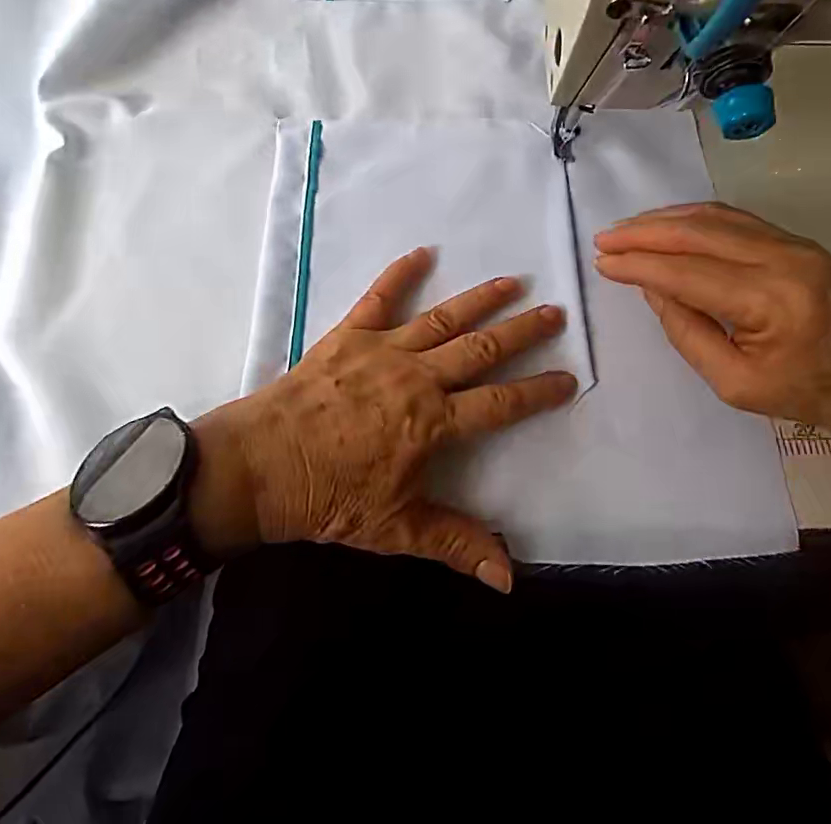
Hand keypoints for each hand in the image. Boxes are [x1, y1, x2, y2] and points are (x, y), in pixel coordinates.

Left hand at [189, 247, 577, 591]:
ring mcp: (380, 351)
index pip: (501, 404)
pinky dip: (399, 274)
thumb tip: (511, 578)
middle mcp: (415, 378)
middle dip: (521, 331)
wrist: (261, 464)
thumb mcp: (396, 528)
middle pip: (480, 351)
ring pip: (441, 319)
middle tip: (554, 312)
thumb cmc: (328, 496)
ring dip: (478, 299)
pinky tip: (421, 253)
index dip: (538, 391)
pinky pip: (377, 298)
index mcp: (432, 424)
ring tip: (510, 281)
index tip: (569, 376)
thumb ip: (456, 543)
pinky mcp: (345, 336)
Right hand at [592, 202, 830, 463]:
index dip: (637, 265)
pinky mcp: (798, 244)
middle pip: (697, 233)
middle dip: (643, 233)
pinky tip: (667, 224)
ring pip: (715, 217)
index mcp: (769, 302)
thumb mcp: (733, 382)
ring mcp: (796, 246)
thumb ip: (686, 331)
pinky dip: (692, 218)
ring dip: (664, 220)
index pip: (684, 272)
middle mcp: (784, 261)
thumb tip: (652, 287)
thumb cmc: (808, 393)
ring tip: (625, 229)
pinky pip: (734, 220)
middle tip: (603, 239)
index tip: (601, 263)